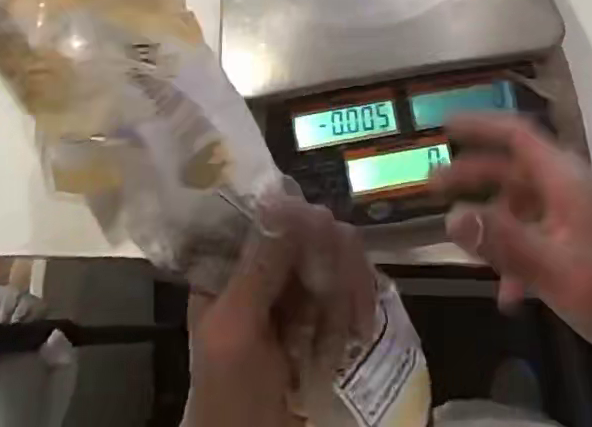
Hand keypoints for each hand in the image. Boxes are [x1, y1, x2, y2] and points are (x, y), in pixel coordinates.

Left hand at [186, 200, 376, 426]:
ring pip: (341, 252)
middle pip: (313, 226)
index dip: (300, 217)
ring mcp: (301, 285)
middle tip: (331, 303)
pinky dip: (362, 306)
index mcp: (233, 257)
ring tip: (337, 337)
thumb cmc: (229, 391)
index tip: (321, 235)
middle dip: (329, 265)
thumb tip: (281, 200)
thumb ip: (258, 266)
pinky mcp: (330, 309)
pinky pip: (357, 283)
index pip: (272, 208)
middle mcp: (269, 261)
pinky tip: (358, 332)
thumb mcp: (234, 326)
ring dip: (346, 294)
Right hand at [432, 114, 591, 426]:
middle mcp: (569, 189)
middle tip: (433, 186)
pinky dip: (517, 254)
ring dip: (492, 221)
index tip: (443, 125)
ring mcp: (579, 217)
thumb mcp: (555, 272)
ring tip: (463, 243)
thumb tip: (448, 216)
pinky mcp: (586, 245)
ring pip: (522, 204)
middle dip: (472, 176)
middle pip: (511, 168)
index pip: (516, 133)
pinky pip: (538, 235)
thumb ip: (501, 241)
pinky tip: (508, 294)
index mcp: (564, 180)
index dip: (479, 124)